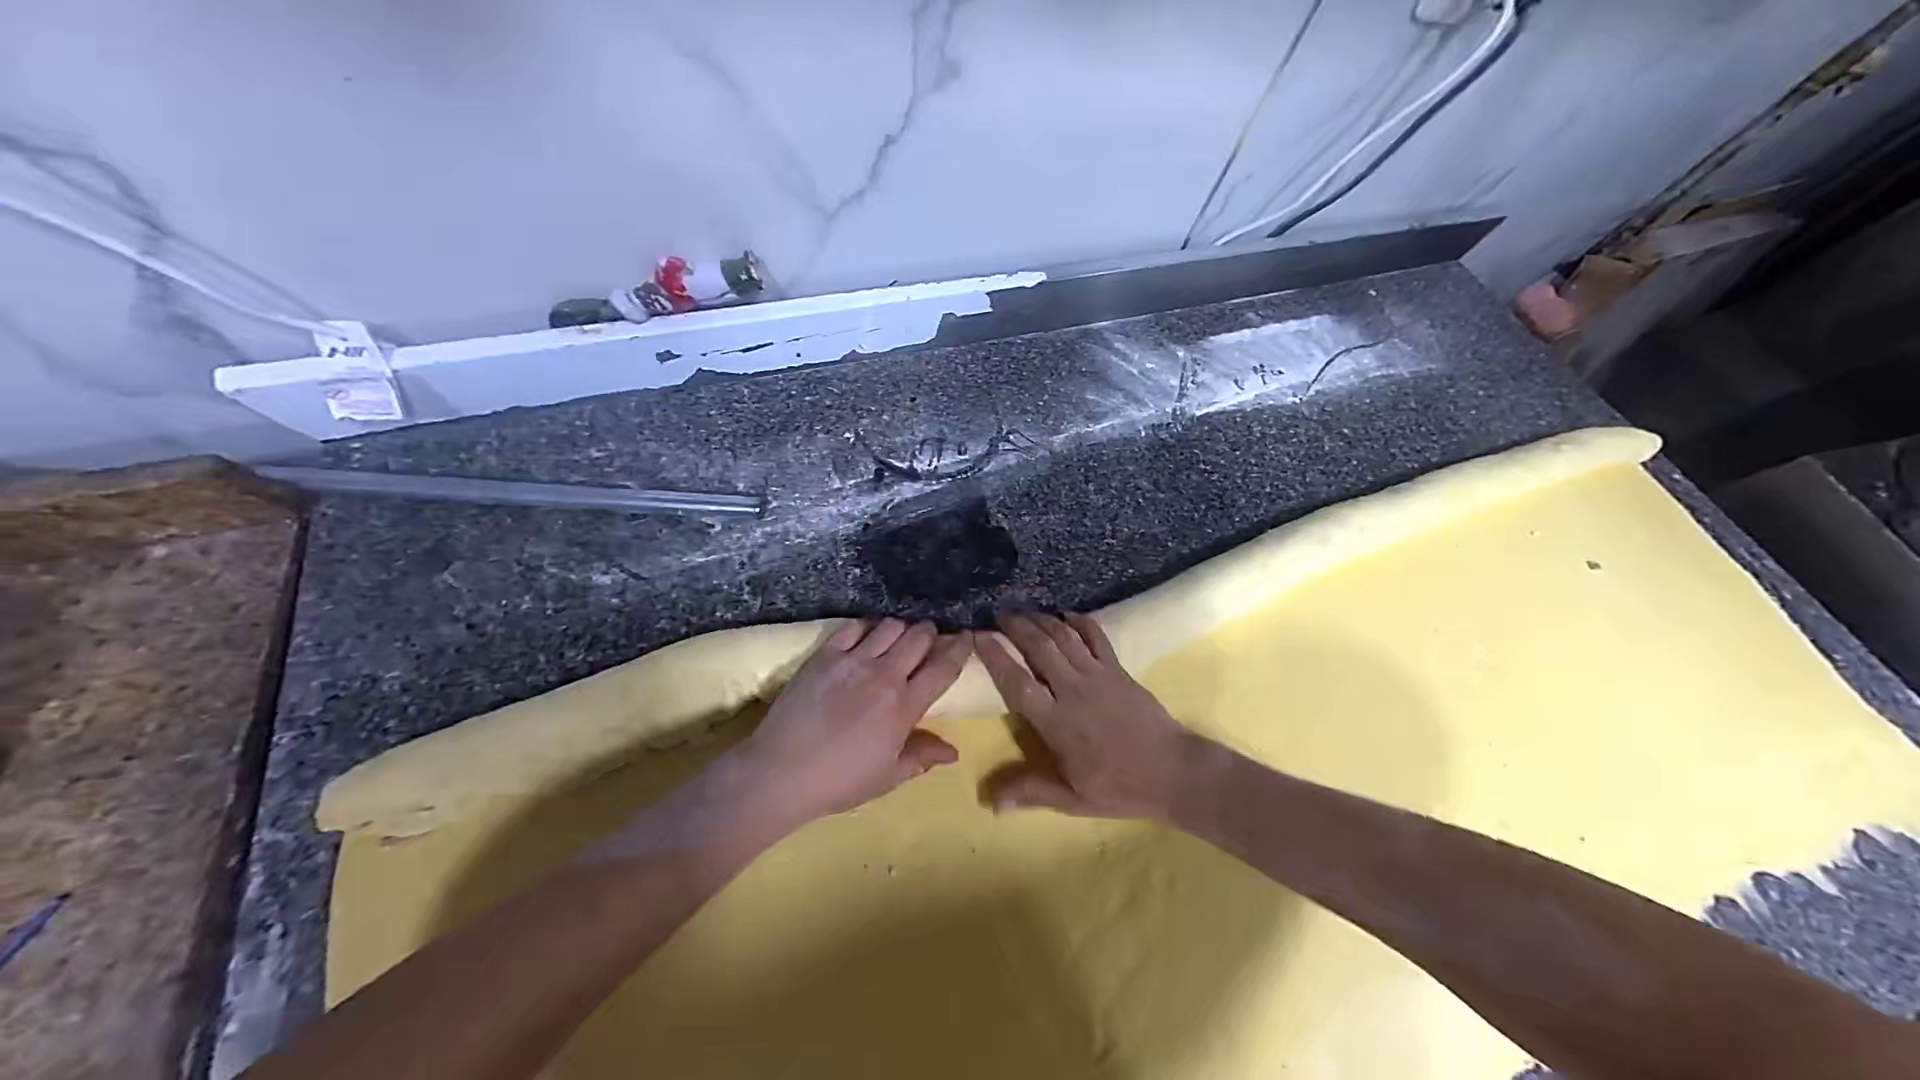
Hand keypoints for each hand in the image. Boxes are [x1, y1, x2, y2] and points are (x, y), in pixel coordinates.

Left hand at [731, 619, 971, 826]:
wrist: (780, 772)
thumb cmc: (839, 781)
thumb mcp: (887, 776)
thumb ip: (922, 757)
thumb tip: (953, 752)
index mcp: (904, 707)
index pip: (943, 668)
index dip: (960, 649)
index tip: (967, 637)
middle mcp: (883, 675)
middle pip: (919, 637)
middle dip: (931, 634)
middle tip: (929, 640)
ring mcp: (852, 661)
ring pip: (890, 626)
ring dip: (902, 629)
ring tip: (898, 640)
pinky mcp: (824, 655)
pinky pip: (854, 627)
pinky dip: (868, 628)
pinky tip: (866, 639)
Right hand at [976, 613, 1205, 819]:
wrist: (1175, 772)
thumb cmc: (1121, 788)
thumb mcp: (1074, 800)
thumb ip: (1032, 792)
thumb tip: (992, 802)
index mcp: (1057, 723)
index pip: (1017, 683)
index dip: (996, 657)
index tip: (979, 637)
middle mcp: (1074, 692)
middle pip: (1039, 649)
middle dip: (1017, 628)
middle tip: (999, 616)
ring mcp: (1099, 677)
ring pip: (1065, 639)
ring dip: (1043, 621)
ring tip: (1025, 612)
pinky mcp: (1119, 671)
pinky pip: (1097, 638)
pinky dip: (1081, 622)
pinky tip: (1068, 614)